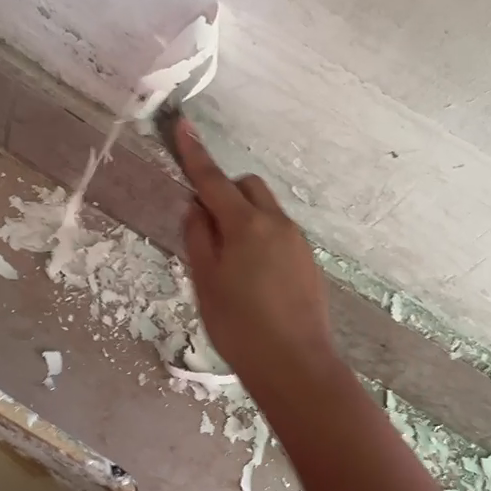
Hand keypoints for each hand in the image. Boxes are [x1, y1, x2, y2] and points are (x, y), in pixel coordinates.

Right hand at [175, 118, 340, 392]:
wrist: (296, 366)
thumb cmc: (239, 327)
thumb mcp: (205, 281)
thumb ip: (198, 237)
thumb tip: (197, 205)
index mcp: (245, 224)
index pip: (213, 179)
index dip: (194, 152)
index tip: (182, 125)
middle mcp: (276, 223)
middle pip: (247, 187)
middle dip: (226, 193)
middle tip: (207, 230)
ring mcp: (297, 241)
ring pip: (265, 211)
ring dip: (243, 219)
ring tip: (229, 268)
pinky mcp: (308, 261)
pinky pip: (278, 234)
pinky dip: (260, 240)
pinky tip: (253, 282)